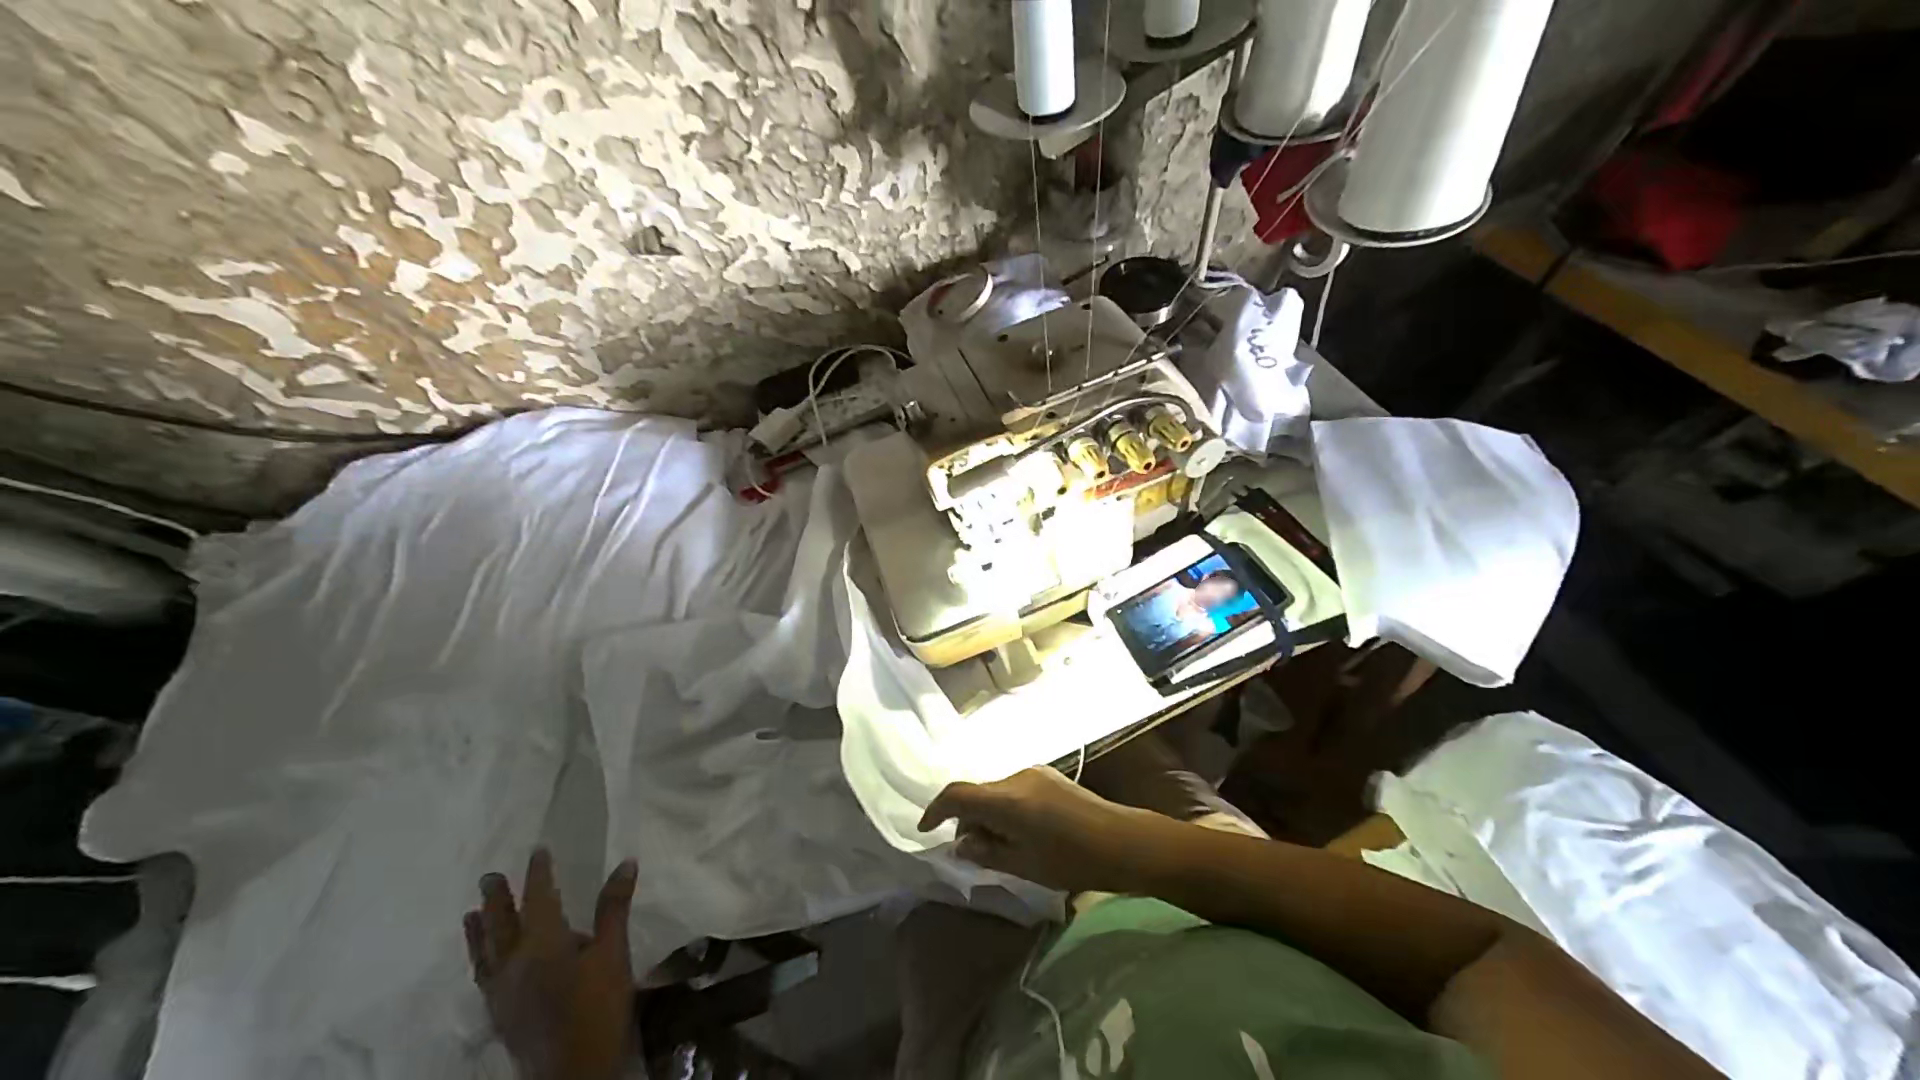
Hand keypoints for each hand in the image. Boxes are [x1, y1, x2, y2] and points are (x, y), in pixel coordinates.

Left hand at [464, 849, 638, 1079]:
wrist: (574, 1071)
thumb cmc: (599, 1006)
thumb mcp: (614, 953)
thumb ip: (614, 908)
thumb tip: (625, 862)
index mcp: (543, 943)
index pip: (539, 898)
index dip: (539, 873)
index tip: (538, 850)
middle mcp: (514, 963)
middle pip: (502, 924)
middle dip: (497, 898)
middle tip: (489, 876)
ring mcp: (502, 992)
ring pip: (485, 952)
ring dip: (479, 929)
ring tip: (471, 913)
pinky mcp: (500, 1013)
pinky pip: (483, 976)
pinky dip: (481, 959)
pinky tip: (485, 960)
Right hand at [918, 767, 1162, 893]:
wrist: (1123, 842)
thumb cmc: (1073, 860)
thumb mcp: (1024, 865)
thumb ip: (986, 853)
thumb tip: (959, 845)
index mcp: (1007, 799)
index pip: (958, 794)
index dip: (936, 810)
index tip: (925, 830)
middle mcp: (1017, 777)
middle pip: (978, 794)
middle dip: (967, 821)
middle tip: (973, 853)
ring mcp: (1035, 774)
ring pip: (996, 793)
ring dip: (989, 817)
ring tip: (1001, 849)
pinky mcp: (1049, 777)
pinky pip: (1014, 791)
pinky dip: (1007, 810)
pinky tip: (1021, 835)